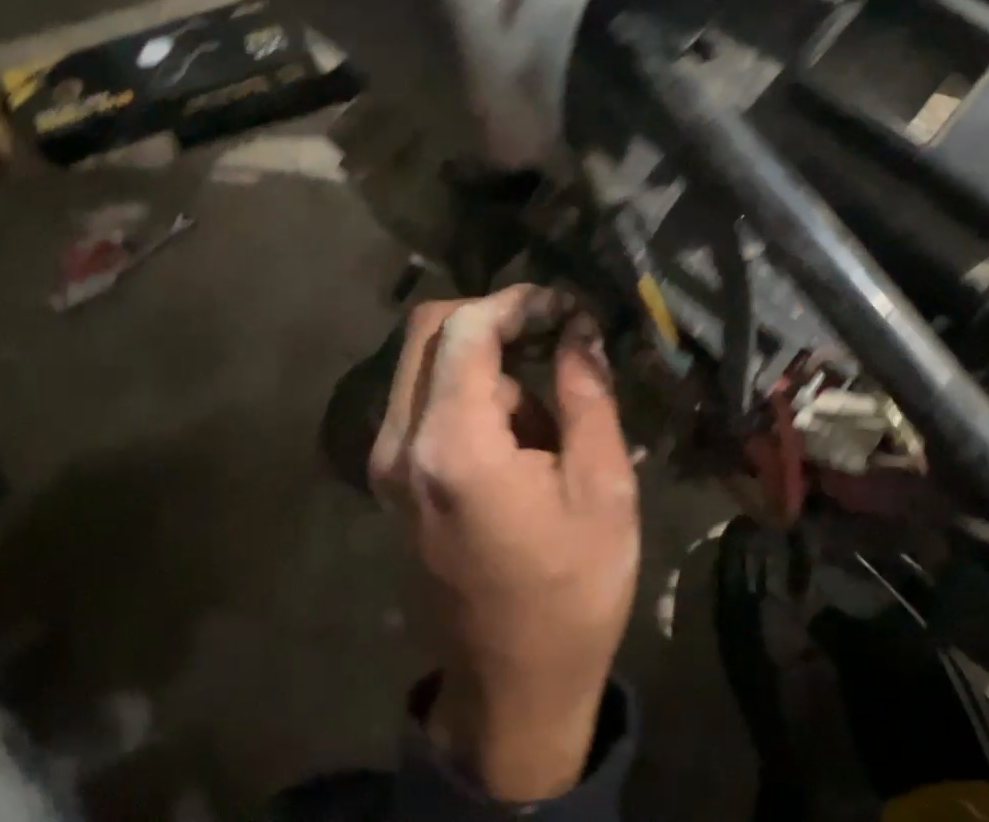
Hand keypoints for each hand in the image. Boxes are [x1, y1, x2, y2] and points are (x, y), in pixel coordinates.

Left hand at [370, 285, 639, 801]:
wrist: (514, 687)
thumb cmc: (573, 590)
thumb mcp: (602, 488)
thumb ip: (588, 395)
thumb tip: (579, 329)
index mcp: (454, 446)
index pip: (466, 328)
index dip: (520, 301)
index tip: (569, 307)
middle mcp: (400, 446)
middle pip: (426, 332)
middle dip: (493, 318)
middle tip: (554, 333)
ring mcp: (386, 468)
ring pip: (422, 366)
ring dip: (484, 363)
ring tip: (551, 412)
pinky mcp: (393, 486)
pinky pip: (421, 407)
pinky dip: (469, 396)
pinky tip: (522, 440)